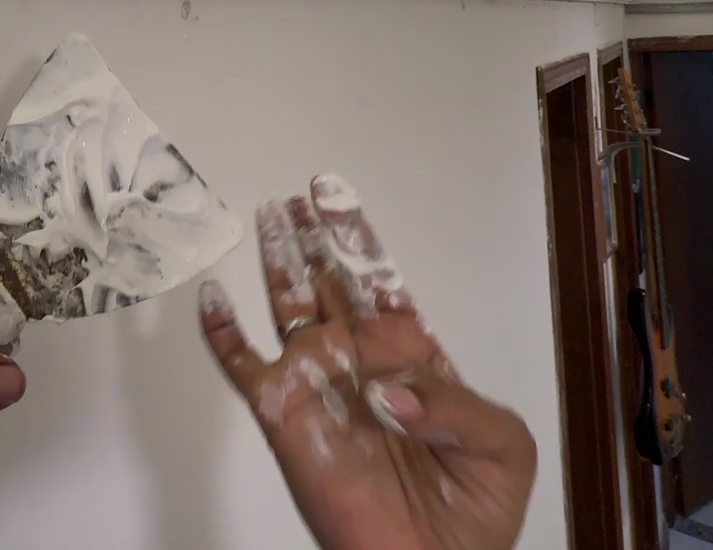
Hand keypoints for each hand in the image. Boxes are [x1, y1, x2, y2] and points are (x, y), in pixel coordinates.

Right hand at [198, 176, 535, 549]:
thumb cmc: (470, 515)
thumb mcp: (499, 448)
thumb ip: (457, 401)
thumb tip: (391, 385)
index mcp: (405, 356)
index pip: (378, 283)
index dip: (356, 240)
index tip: (334, 197)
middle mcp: (354, 356)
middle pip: (328, 281)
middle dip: (314, 237)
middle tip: (299, 197)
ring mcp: (314, 379)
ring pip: (288, 304)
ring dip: (277, 262)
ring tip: (267, 218)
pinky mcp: (280, 410)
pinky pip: (242, 364)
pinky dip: (222, 332)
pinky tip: (213, 299)